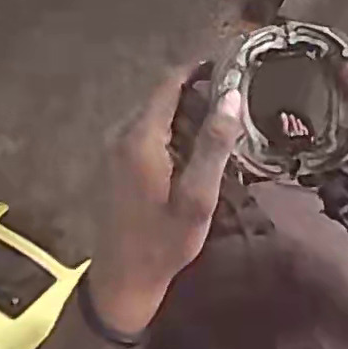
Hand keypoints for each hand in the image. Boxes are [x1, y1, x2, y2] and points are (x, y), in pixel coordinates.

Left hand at [85, 68, 242, 335]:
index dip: (198, 69)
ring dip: (186, 121)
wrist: (122, 280)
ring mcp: (115, 147)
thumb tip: (232, 96)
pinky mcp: (116, 161)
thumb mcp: (198, 196)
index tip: (228, 68)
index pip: (168, 81)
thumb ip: (214, 144)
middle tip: (231, 119)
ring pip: (157, 115)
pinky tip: (192, 162)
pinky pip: (148, 133)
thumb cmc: (164, 240)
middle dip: (198, 100)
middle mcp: (122, 133)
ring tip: (217, 144)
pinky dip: (173, 136)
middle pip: (163, 97)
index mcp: (141, 136)